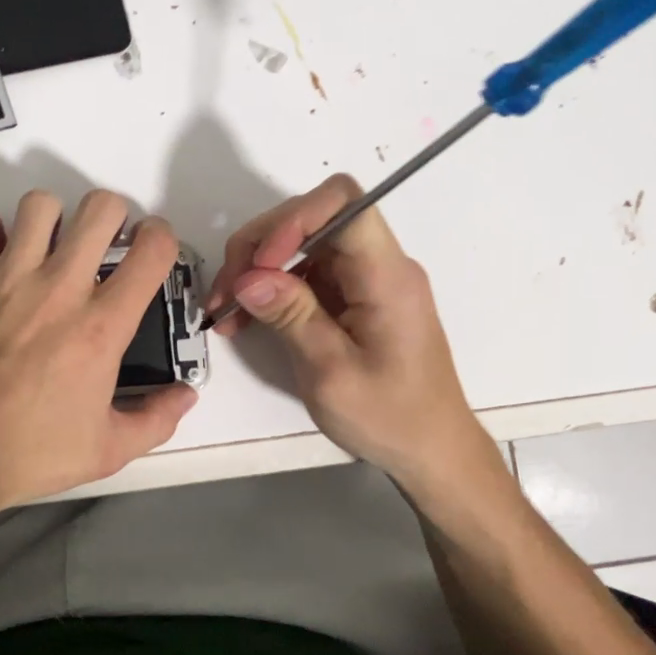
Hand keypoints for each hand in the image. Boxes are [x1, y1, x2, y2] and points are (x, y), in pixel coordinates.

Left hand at [0, 189, 197, 524]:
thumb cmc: (27, 454)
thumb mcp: (106, 451)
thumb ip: (155, 421)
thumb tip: (187, 396)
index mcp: (100, 327)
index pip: (151, 253)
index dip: (161, 238)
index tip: (151, 247)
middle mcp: (58, 289)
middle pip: (100, 209)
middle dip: (111, 214)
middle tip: (102, 240)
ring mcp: (6, 279)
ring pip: (40, 204)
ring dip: (51, 217)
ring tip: (46, 244)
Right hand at [205, 174, 484, 484]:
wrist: (431, 451)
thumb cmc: (390, 417)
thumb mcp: (331, 373)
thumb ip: (292, 316)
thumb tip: (248, 277)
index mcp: (386, 275)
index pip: (343, 202)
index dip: (293, 219)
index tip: (259, 264)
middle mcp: (378, 265)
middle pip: (312, 217)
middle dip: (260, 245)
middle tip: (226, 293)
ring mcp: (364, 279)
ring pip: (300, 243)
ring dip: (256, 268)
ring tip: (224, 310)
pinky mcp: (351, 296)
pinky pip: (304, 272)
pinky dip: (269, 288)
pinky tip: (242, 318)